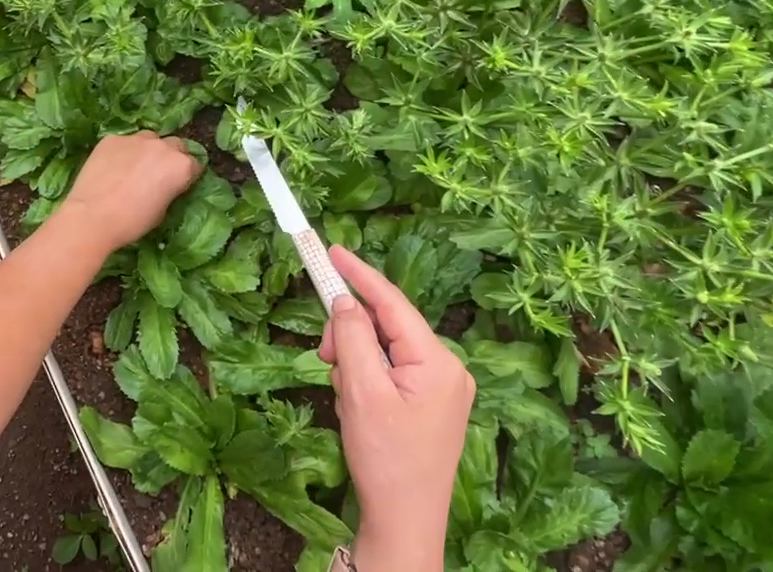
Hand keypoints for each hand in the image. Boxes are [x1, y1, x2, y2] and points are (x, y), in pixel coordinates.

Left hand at [56, 132, 200, 251]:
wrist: (92, 215)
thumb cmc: (132, 222)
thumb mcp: (162, 211)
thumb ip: (169, 190)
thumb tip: (165, 185)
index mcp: (181, 166)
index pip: (194, 164)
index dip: (187, 175)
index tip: (179, 183)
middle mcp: (162, 146)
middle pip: (175, 145)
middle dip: (171, 157)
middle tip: (159, 173)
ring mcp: (135, 139)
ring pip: (149, 139)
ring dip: (148, 150)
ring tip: (135, 167)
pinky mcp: (112, 138)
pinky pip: (124, 142)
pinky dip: (123, 151)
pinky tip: (113, 166)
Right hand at [318, 245, 473, 571]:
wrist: (405, 523)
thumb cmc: (385, 458)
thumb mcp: (361, 391)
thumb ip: (351, 337)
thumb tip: (343, 300)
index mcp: (438, 362)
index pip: (392, 302)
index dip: (359, 274)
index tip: (331, 250)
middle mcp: (447, 368)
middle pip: (385, 324)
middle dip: (350, 333)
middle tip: (325, 357)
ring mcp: (441, 387)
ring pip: (383, 346)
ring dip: (354, 358)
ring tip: (344, 390)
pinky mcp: (430, 403)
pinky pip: (389, 368)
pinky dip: (364, 374)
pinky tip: (356, 401)